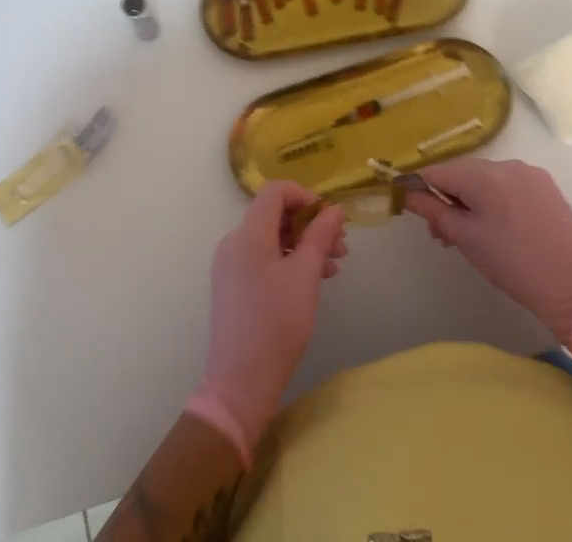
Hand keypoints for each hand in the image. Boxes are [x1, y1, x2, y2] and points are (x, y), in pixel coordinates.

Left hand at [186, 180, 347, 463]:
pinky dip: (289, 260)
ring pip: (271, 238)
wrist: (240, 380)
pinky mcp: (232, 284)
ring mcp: (230, 264)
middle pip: (273, 214)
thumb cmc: (277, 324)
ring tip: (334, 266)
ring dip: (303, 243)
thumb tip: (334, 209)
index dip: (305, 196)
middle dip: (310, 223)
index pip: (275, 191)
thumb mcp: (305, 277)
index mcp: (247, 235)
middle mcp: (233, 242)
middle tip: (342, 246)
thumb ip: (319, 236)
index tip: (331, 219)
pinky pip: (262, 257)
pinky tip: (314, 279)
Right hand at [404, 158, 571, 350]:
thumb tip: (407, 194)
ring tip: (474, 235)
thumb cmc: (511, 264)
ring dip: (472, 199)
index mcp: (482, 176)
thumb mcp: (464, 239)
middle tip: (446, 236)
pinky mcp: (545, 184)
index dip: (422, 190)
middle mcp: (505, 164)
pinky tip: (501, 228)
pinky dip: (496, 199)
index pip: (436, 171)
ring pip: (485, 178)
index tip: (423, 216)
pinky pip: (508, 183)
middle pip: (461, 173)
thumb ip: (433, 211)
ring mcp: (529, 172)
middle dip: (448, 198)